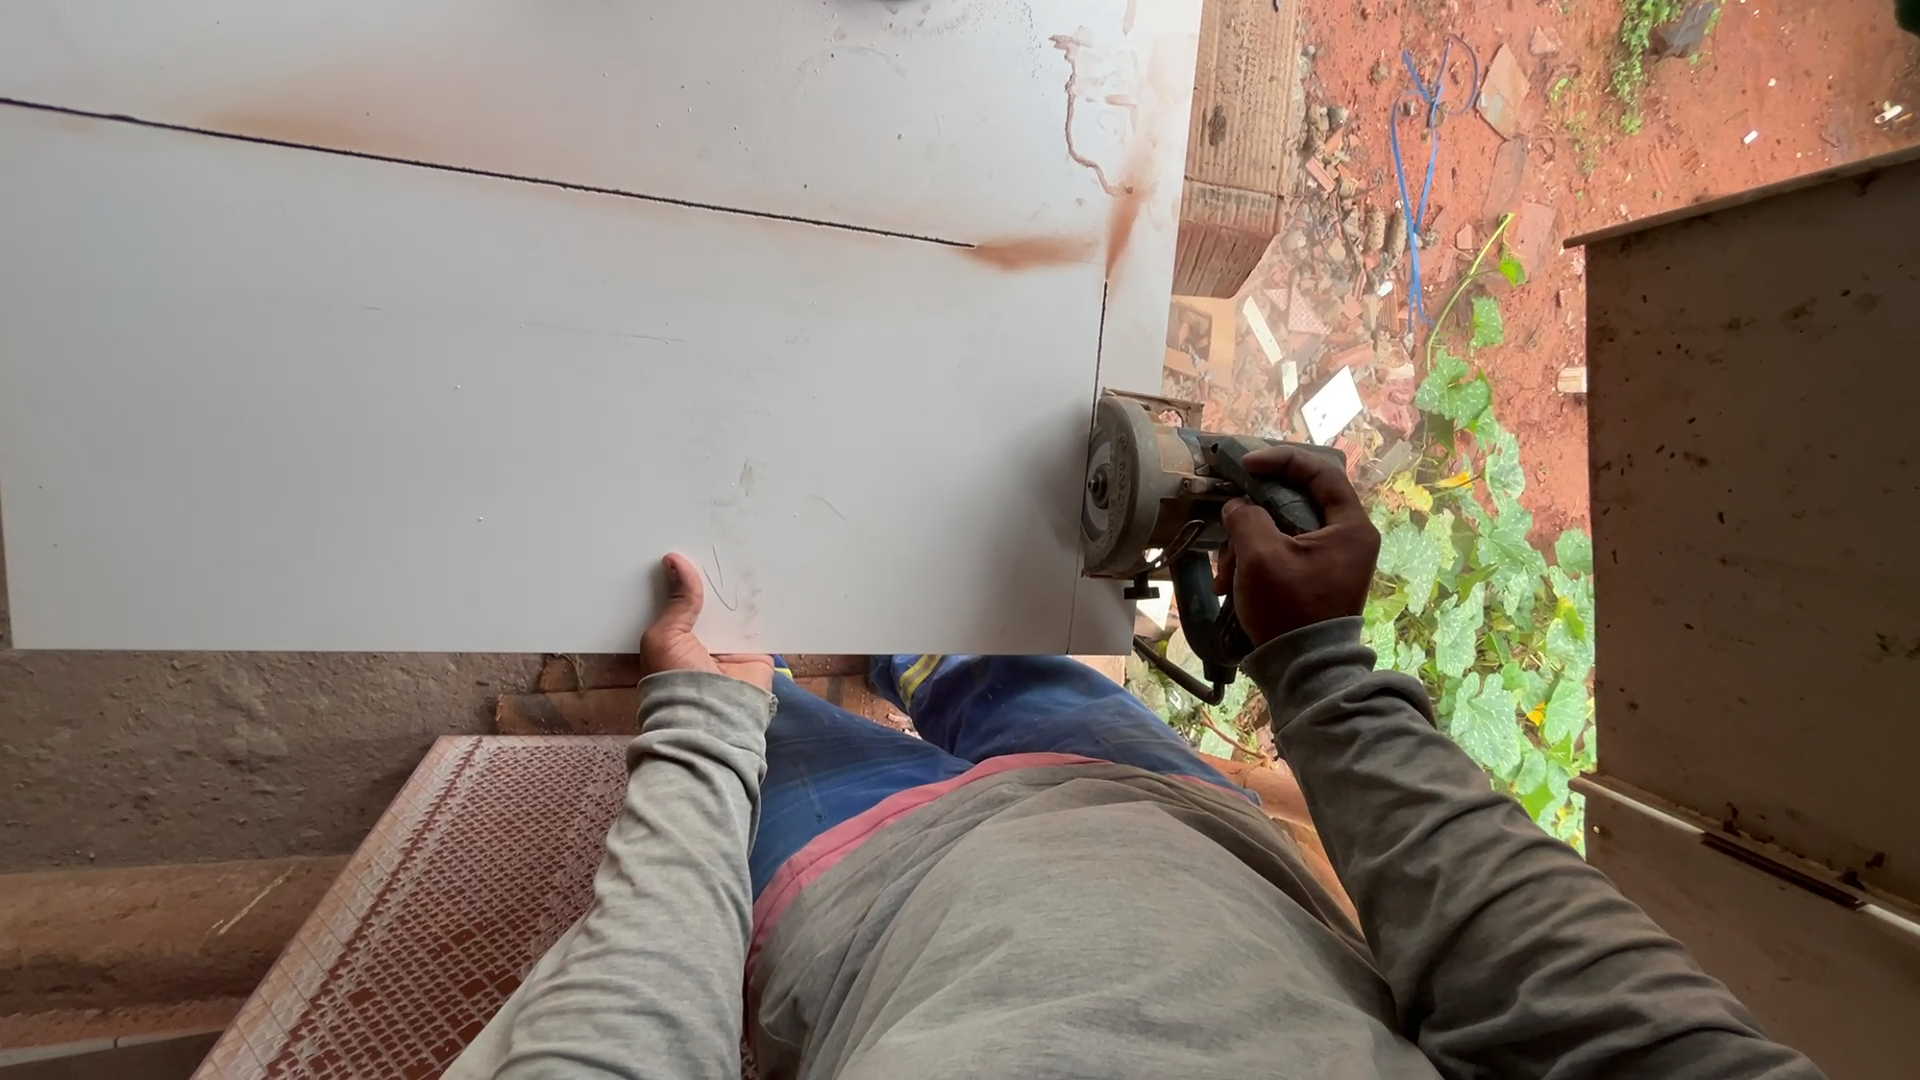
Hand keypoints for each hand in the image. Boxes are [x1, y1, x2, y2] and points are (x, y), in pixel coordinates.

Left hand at [639, 554, 774, 692]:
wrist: (712, 717)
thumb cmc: (676, 680)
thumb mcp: (665, 636)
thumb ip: (677, 601)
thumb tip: (674, 561)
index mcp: (676, 637)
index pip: (682, 600)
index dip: (687, 577)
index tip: (694, 547)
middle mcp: (704, 640)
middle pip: (713, 602)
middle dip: (717, 579)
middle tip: (723, 543)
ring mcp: (732, 646)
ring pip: (738, 610)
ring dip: (743, 589)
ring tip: (747, 552)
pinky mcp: (758, 651)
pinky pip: (763, 623)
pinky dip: (766, 606)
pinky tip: (769, 578)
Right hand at [1212, 445, 1380, 646]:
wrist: (1303, 667)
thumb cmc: (1288, 608)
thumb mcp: (1261, 557)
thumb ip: (1247, 518)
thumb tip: (1238, 506)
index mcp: (1349, 526)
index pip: (1320, 472)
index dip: (1281, 460)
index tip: (1246, 465)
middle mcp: (1348, 537)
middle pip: (1296, 501)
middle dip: (1254, 512)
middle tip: (1229, 520)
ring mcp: (1332, 558)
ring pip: (1282, 527)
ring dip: (1247, 541)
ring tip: (1226, 570)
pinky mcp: (1314, 576)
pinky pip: (1281, 551)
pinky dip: (1254, 559)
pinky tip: (1230, 581)